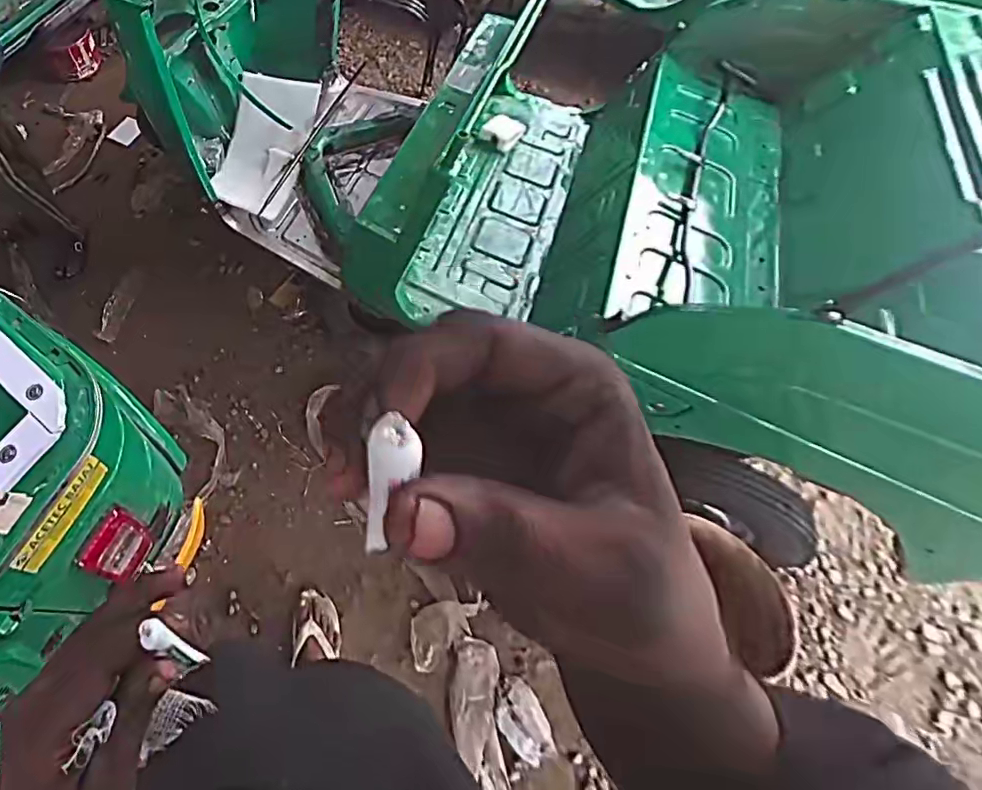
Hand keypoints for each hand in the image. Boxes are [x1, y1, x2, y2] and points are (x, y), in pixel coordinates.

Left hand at [0, 567, 188, 789]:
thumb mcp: (108, 782)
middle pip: (91, 631)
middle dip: (136, 598)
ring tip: (159, 590)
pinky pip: (77, 654)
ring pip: (84, 636)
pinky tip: (130, 624)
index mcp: (43, 717)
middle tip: (174, 577)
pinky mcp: (38, 705)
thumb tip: (161, 665)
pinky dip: (108, 635)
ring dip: (125, 611)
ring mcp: (30, 700)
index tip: (178, 605)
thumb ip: (132, 718)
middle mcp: (30, 699)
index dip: (144, 623)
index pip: (102, 647)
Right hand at [323, 312, 777, 781]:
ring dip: (353, 424)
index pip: (481, 341)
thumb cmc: (639, 592)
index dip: (421, 365)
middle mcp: (509, 386)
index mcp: (568, 381)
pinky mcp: (438, 451)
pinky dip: (354, 452)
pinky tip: (350, 490)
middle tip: (352, 462)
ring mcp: (468, 416)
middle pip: (421, 357)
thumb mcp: (596, 568)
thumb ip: (505, 534)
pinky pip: (380, 432)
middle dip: (376, 399)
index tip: (385, 424)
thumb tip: (403, 513)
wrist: (625, 639)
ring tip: (343, 482)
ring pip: (388, 387)